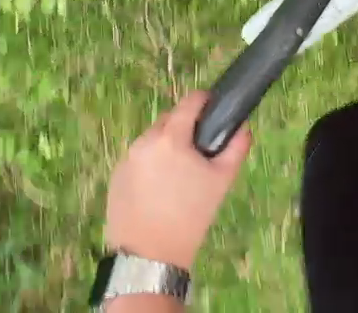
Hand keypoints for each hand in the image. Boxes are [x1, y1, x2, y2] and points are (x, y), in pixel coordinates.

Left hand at [103, 91, 252, 268]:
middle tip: (198, 153)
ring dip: (166, 146)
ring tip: (177, 175)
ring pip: (153, 139)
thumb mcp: (222, 180)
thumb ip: (237, 146)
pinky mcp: (115, 177)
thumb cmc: (191, 216)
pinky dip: (150, 164)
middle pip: (170, 119)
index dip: (205, 101)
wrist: (150, 257)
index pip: (190, 100)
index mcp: (171, 137)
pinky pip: (138, 158)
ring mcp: (126, 159)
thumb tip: (242, 126)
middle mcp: (144, 141)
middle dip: (185, 128)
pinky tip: (158, 189)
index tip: (214, 112)